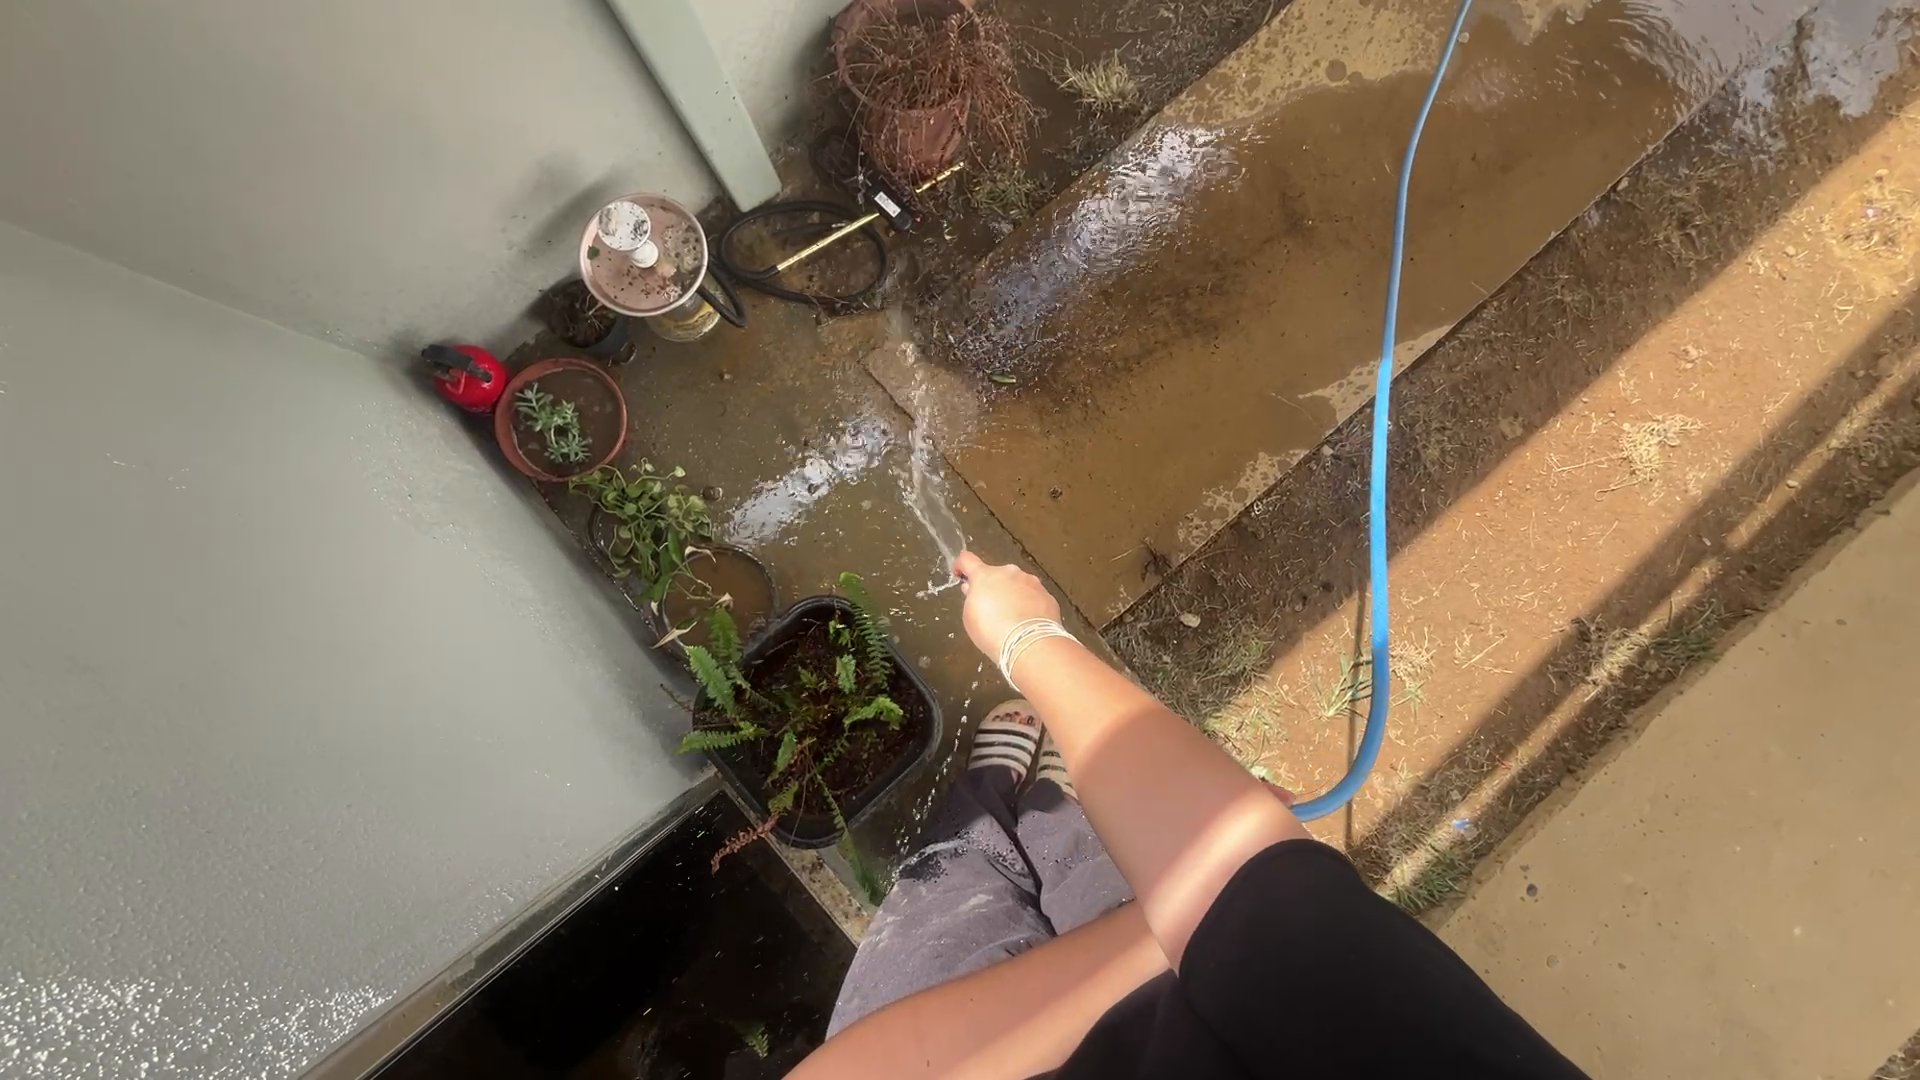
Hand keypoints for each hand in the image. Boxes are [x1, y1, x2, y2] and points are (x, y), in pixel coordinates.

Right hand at [953, 551, 1062, 659]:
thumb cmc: (992, 631)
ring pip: (1018, 585)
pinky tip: (1026, 624)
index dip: (962, 566)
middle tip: (989, 608)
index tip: (961, 574)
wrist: (1028, 643)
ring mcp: (1032, 583)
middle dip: (992, 587)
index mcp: (985, 575)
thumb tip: (974, 590)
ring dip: (1012, 596)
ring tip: (1010, 620)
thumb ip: (971, 597)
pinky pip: (1034, 598)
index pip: (968, 560)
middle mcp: (1010, 573)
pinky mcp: (1047, 596)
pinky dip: (1029, 607)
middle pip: (997, 575)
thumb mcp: (970, 617)